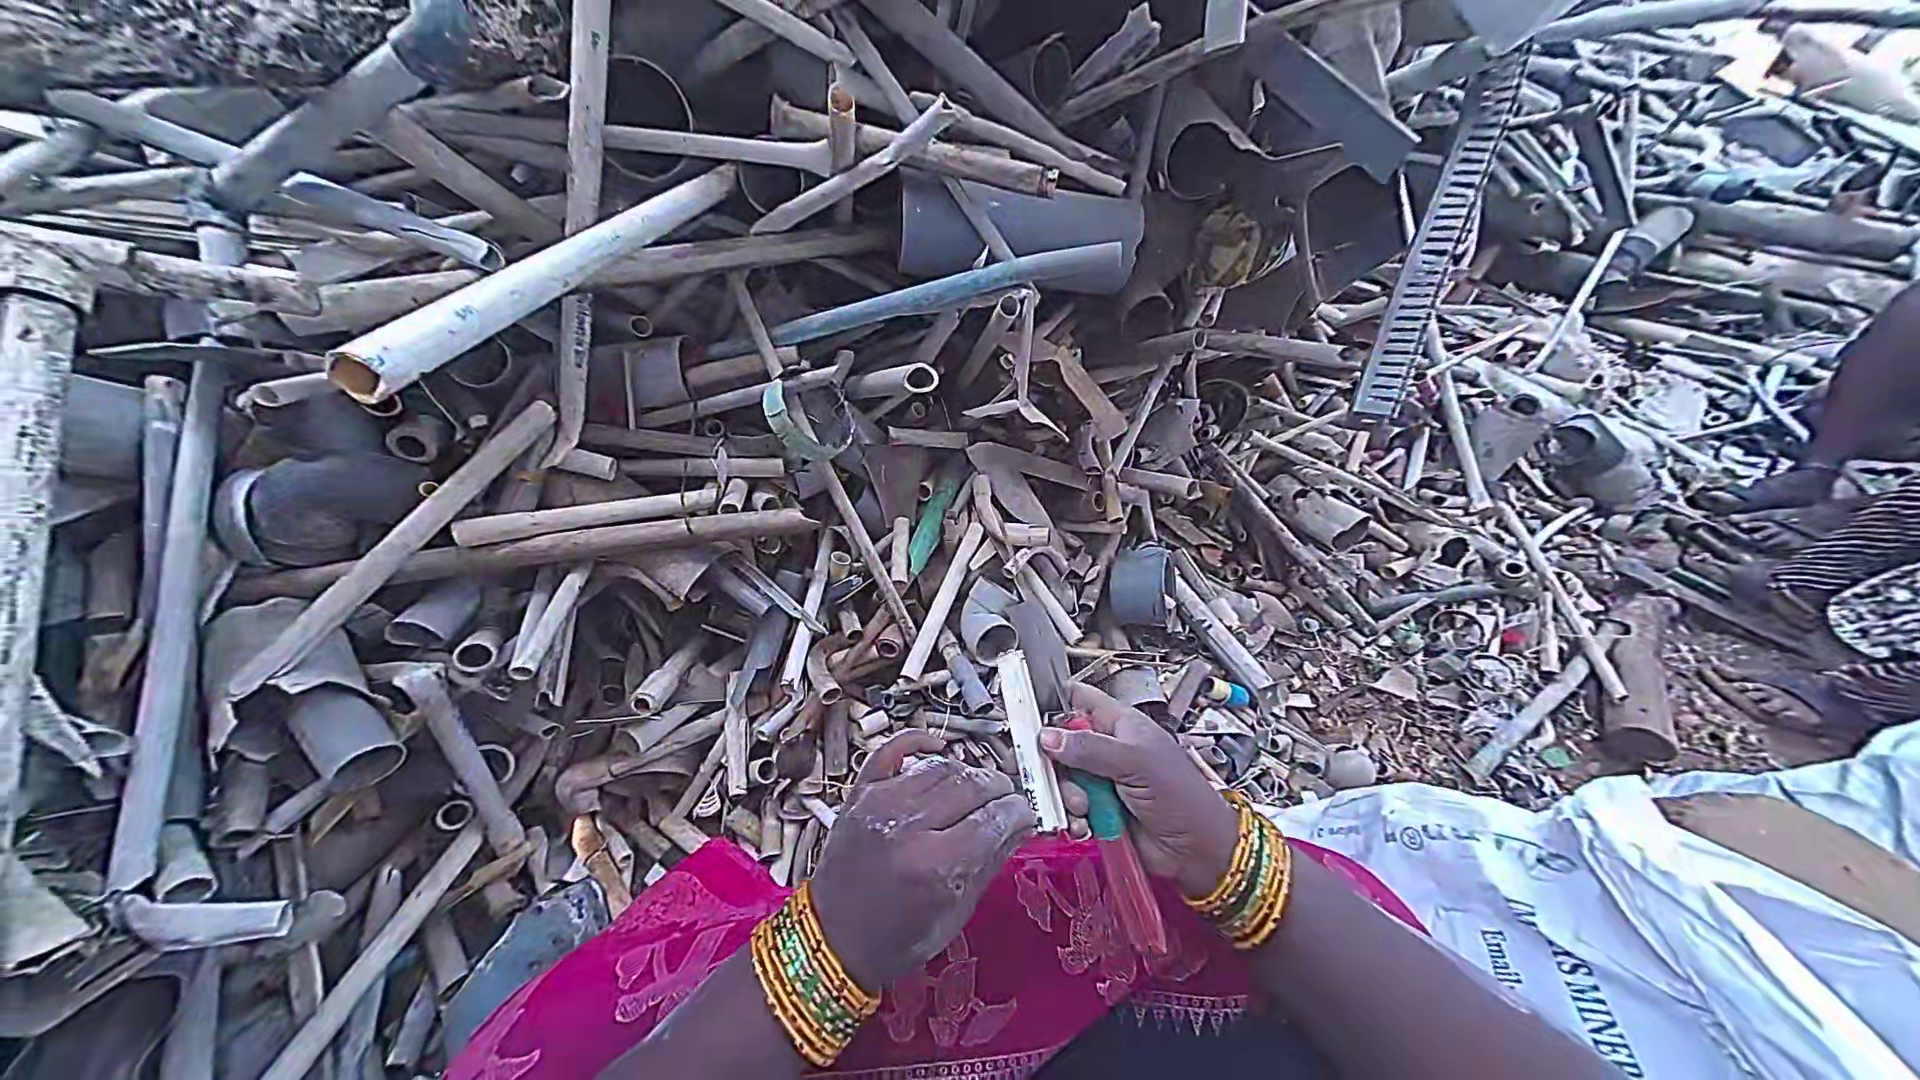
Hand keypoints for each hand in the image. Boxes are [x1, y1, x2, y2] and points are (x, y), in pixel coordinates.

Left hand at [808, 731, 1034, 991]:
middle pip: (971, 786)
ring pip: (941, 767)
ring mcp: (881, 802)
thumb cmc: (897, 937)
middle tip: (1007, 800)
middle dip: (999, 789)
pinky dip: (918, 742)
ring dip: (968, 773)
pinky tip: (939, 750)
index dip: (1018, 812)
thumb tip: (1021, 823)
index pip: (993, 819)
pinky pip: (894, 749)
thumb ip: (989, 861)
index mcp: (934, 866)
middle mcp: (908, 826)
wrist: (831, 938)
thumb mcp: (954, 913)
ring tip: (979, 788)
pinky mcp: (861, 791)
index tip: (1026, 813)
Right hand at [1042, 683, 1239, 898]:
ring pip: (1061, 778)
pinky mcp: (1097, 810)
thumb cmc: (1181, 795)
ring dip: (1066, 794)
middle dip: (1054, 762)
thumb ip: (1090, 748)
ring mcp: (1100, 779)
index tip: (1028, 716)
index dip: (1052, 703)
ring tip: (1084, 806)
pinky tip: (1085, 823)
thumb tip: (1047, 737)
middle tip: (1057, 775)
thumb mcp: (1135, 761)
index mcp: (1118, 723)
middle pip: (1059, 742)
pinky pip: (1069, 807)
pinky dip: (1072, 817)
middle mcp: (1105, 747)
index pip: (1076, 699)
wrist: (1199, 852)